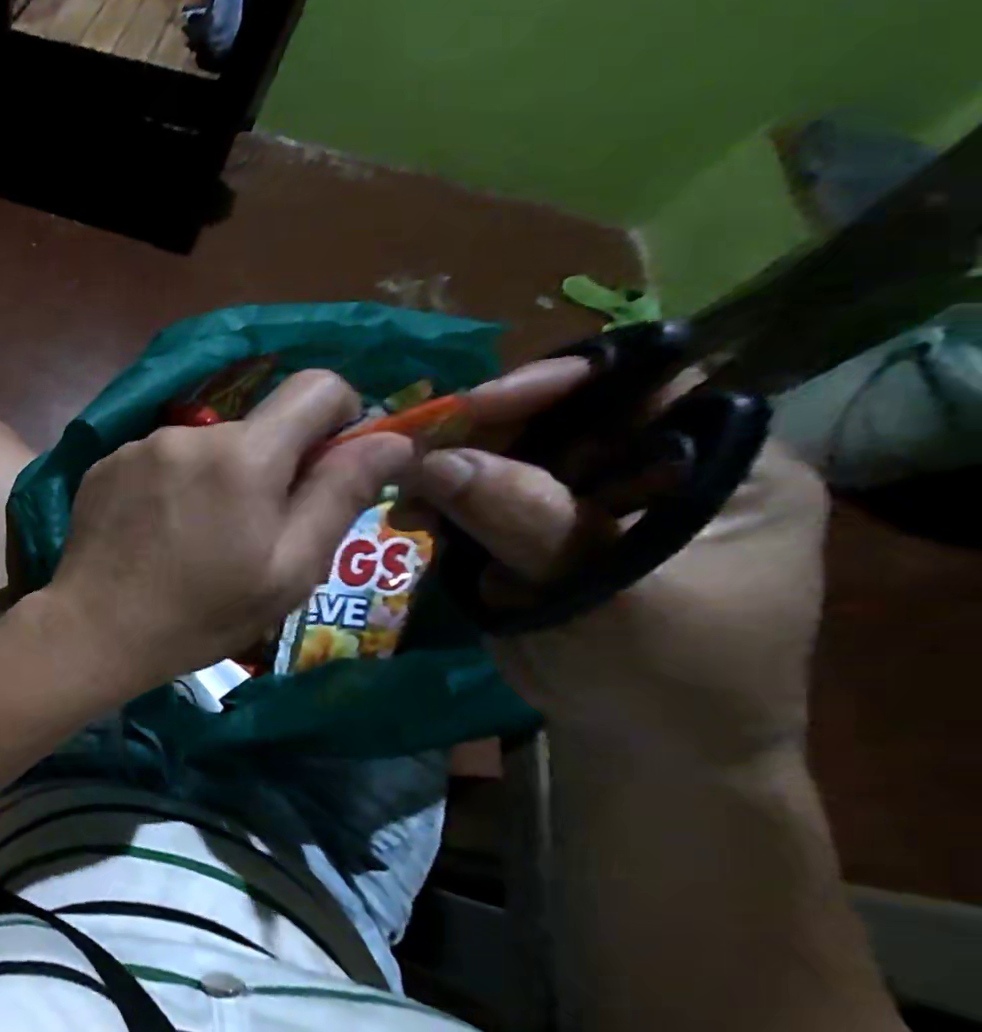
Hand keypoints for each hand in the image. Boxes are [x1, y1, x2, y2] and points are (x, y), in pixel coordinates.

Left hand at [39, 370, 413, 695]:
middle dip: (271, 466)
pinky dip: (173, 484)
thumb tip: (392, 440)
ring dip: (218, 477)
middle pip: (258, 426)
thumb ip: (341, 494)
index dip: (339, 417)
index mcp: (245, 454)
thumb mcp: (290, 568)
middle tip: (253, 532)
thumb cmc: (202, 613)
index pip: (316, 386)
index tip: (328, 467)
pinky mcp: (107, 461)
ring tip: (197, 538)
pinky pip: (162, 458)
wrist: (94, 629)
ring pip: (207, 446)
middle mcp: (191, 433)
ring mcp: (141, 444)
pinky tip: (157, 531)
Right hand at [409, 363, 829, 765]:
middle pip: (561, 414)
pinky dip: (444, 502)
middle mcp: (655, 467)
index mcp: (723, 467)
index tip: (481, 407)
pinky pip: (483, 494)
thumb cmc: (672, 678)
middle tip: (422, 453)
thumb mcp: (617, 597)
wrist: (646, 752)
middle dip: (487, 431)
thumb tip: (435, 461)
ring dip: (453, 469)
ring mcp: (589, 498)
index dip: (564, 380)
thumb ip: (531, 521)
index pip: (647, 383)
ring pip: (509, 453)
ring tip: (409, 498)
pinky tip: (415, 518)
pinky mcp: (539, 528)